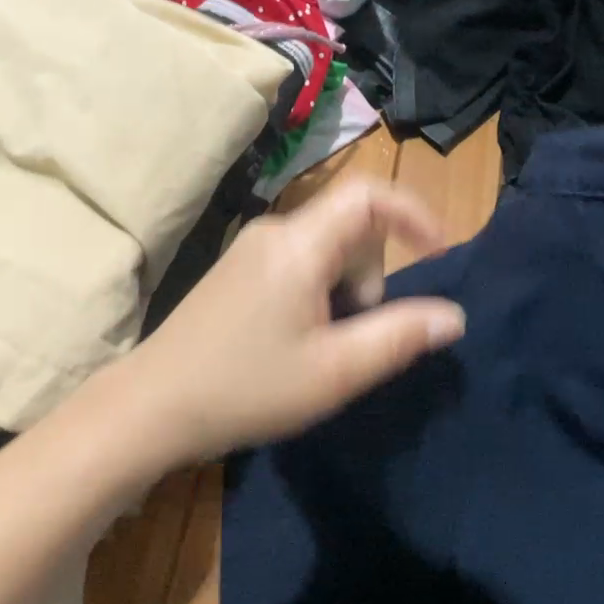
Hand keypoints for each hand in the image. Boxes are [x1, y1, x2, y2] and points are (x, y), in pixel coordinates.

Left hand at [119, 180, 466, 463]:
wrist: (151, 407)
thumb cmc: (246, 389)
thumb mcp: (334, 372)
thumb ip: (399, 337)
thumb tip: (453, 316)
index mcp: (299, 245)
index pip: (369, 195)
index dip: (414, 213)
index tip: (438, 254)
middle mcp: (275, 231)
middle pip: (351, 225)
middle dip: (373, 272)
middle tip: (360, 330)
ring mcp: (250, 247)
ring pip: (327, 245)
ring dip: (347, 286)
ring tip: (325, 344)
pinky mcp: (237, 268)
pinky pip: (300, 259)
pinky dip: (320, 289)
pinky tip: (297, 339)